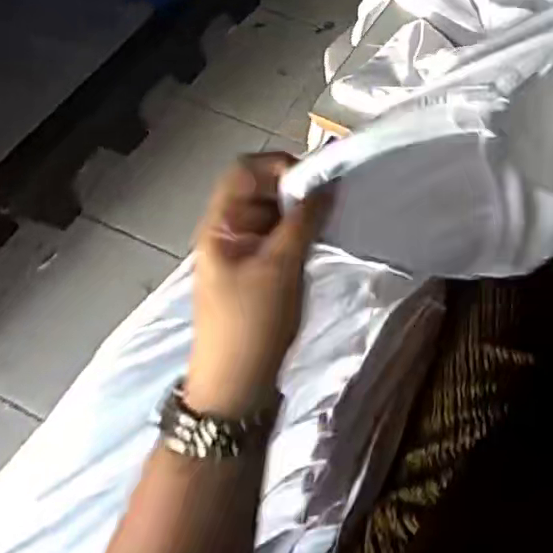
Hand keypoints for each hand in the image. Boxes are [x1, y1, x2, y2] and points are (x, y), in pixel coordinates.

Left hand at [185, 154, 331, 417]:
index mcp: (221, 226)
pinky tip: (324, 235)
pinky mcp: (264, 265)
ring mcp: (247, 248)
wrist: (237, 386)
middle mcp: (231, 230)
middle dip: (299, 186)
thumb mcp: (281, 266)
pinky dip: (306, 226)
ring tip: (331, 217)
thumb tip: (329, 181)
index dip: (279, 165)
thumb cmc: (252, 324)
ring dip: (305, 207)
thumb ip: (304, 218)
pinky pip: (286, 230)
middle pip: (264, 186)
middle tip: (331, 199)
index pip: (245, 170)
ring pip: (279, 209)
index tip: (316, 180)